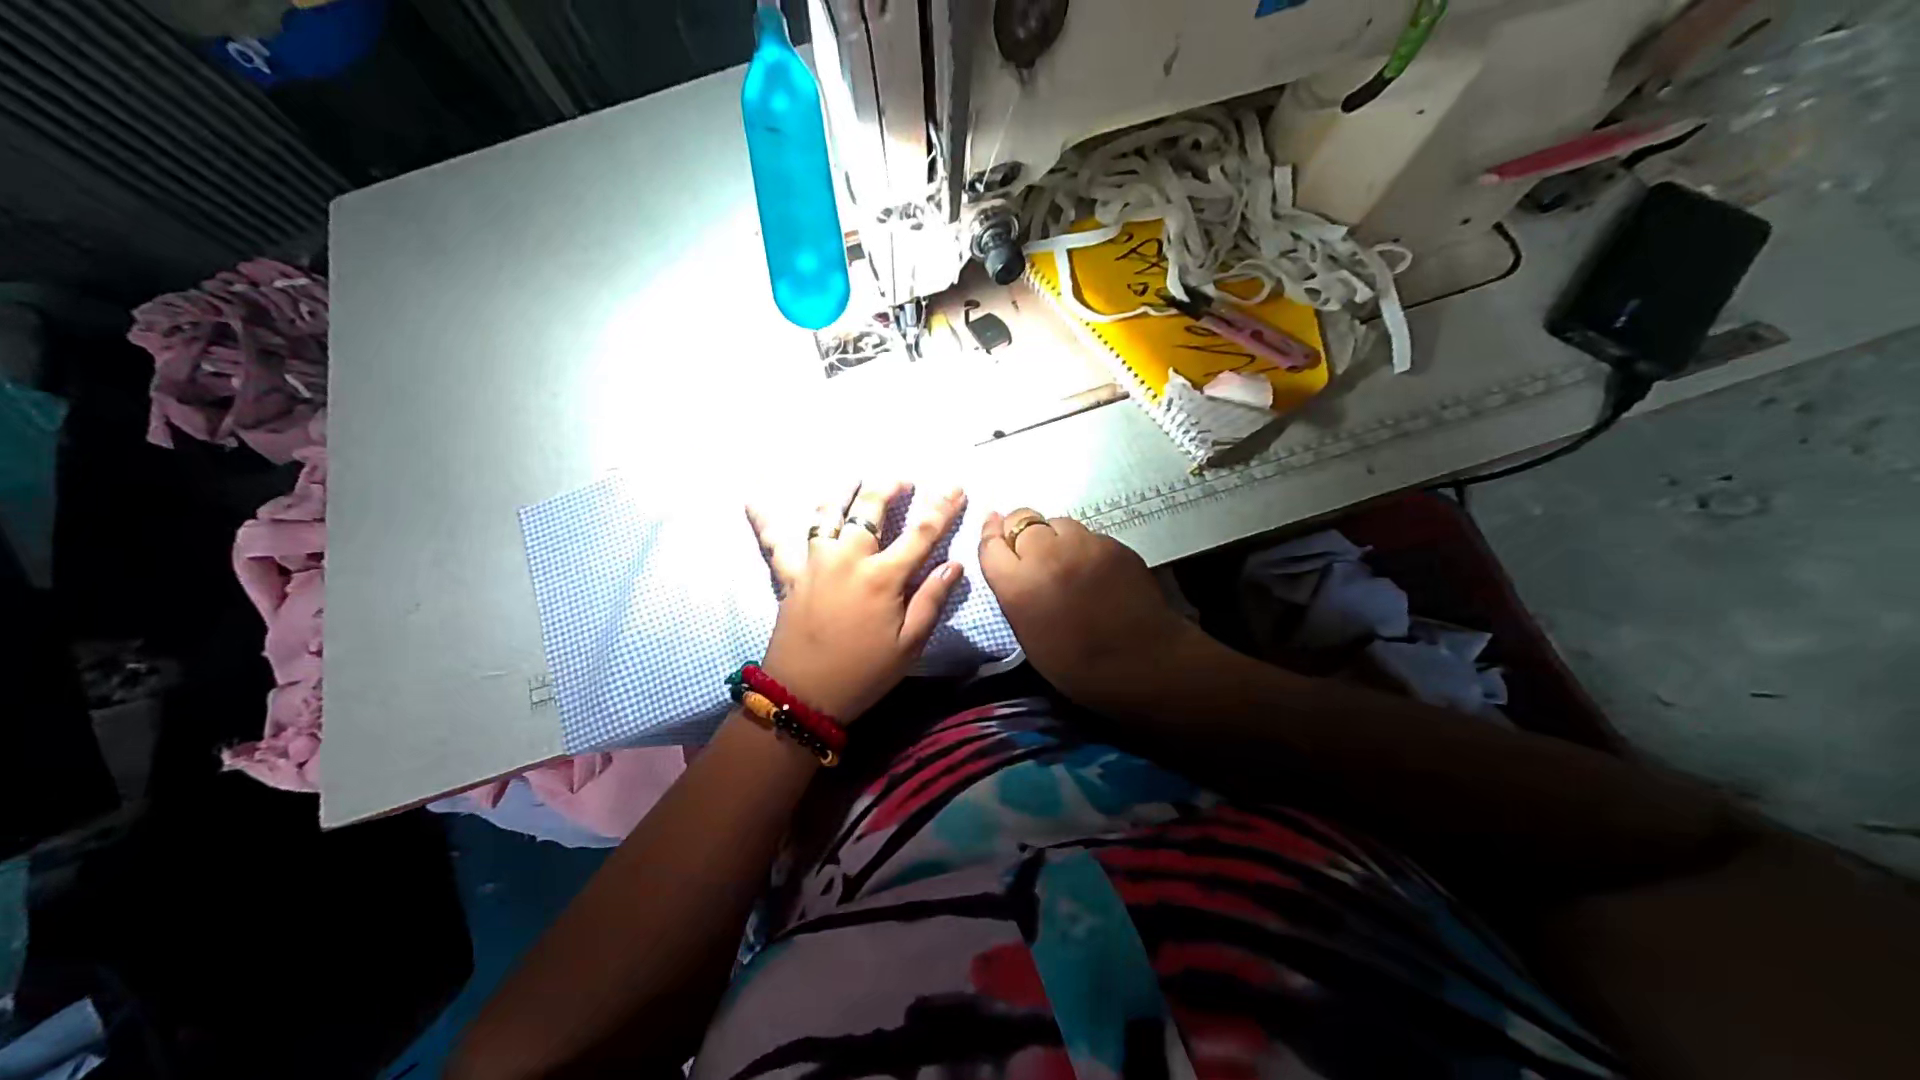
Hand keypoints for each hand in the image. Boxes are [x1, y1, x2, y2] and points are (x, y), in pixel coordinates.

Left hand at [746, 481, 968, 722]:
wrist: (803, 695)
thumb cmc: (864, 673)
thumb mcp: (909, 644)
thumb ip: (931, 600)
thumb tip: (954, 564)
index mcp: (883, 577)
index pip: (921, 533)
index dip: (941, 508)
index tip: (955, 487)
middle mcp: (848, 559)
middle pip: (869, 510)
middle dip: (888, 488)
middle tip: (902, 480)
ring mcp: (814, 564)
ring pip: (826, 514)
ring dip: (842, 492)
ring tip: (854, 480)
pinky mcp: (789, 576)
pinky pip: (774, 543)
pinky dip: (763, 520)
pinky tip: (753, 498)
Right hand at [978, 508, 1206, 713]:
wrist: (1142, 662)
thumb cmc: (1076, 665)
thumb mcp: (1027, 633)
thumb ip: (1014, 592)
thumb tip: (1013, 567)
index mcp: (1018, 586)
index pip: (990, 545)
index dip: (990, 535)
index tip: (993, 528)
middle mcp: (1045, 556)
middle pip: (1021, 521)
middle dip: (1020, 530)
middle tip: (1028, 547)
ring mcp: (1082, 545)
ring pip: (1056, 522)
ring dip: (1052, 535)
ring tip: (1062, 558)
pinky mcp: (1111, 543)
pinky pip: (1086, 534)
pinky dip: (1082, 545)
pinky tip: (1091, 567)